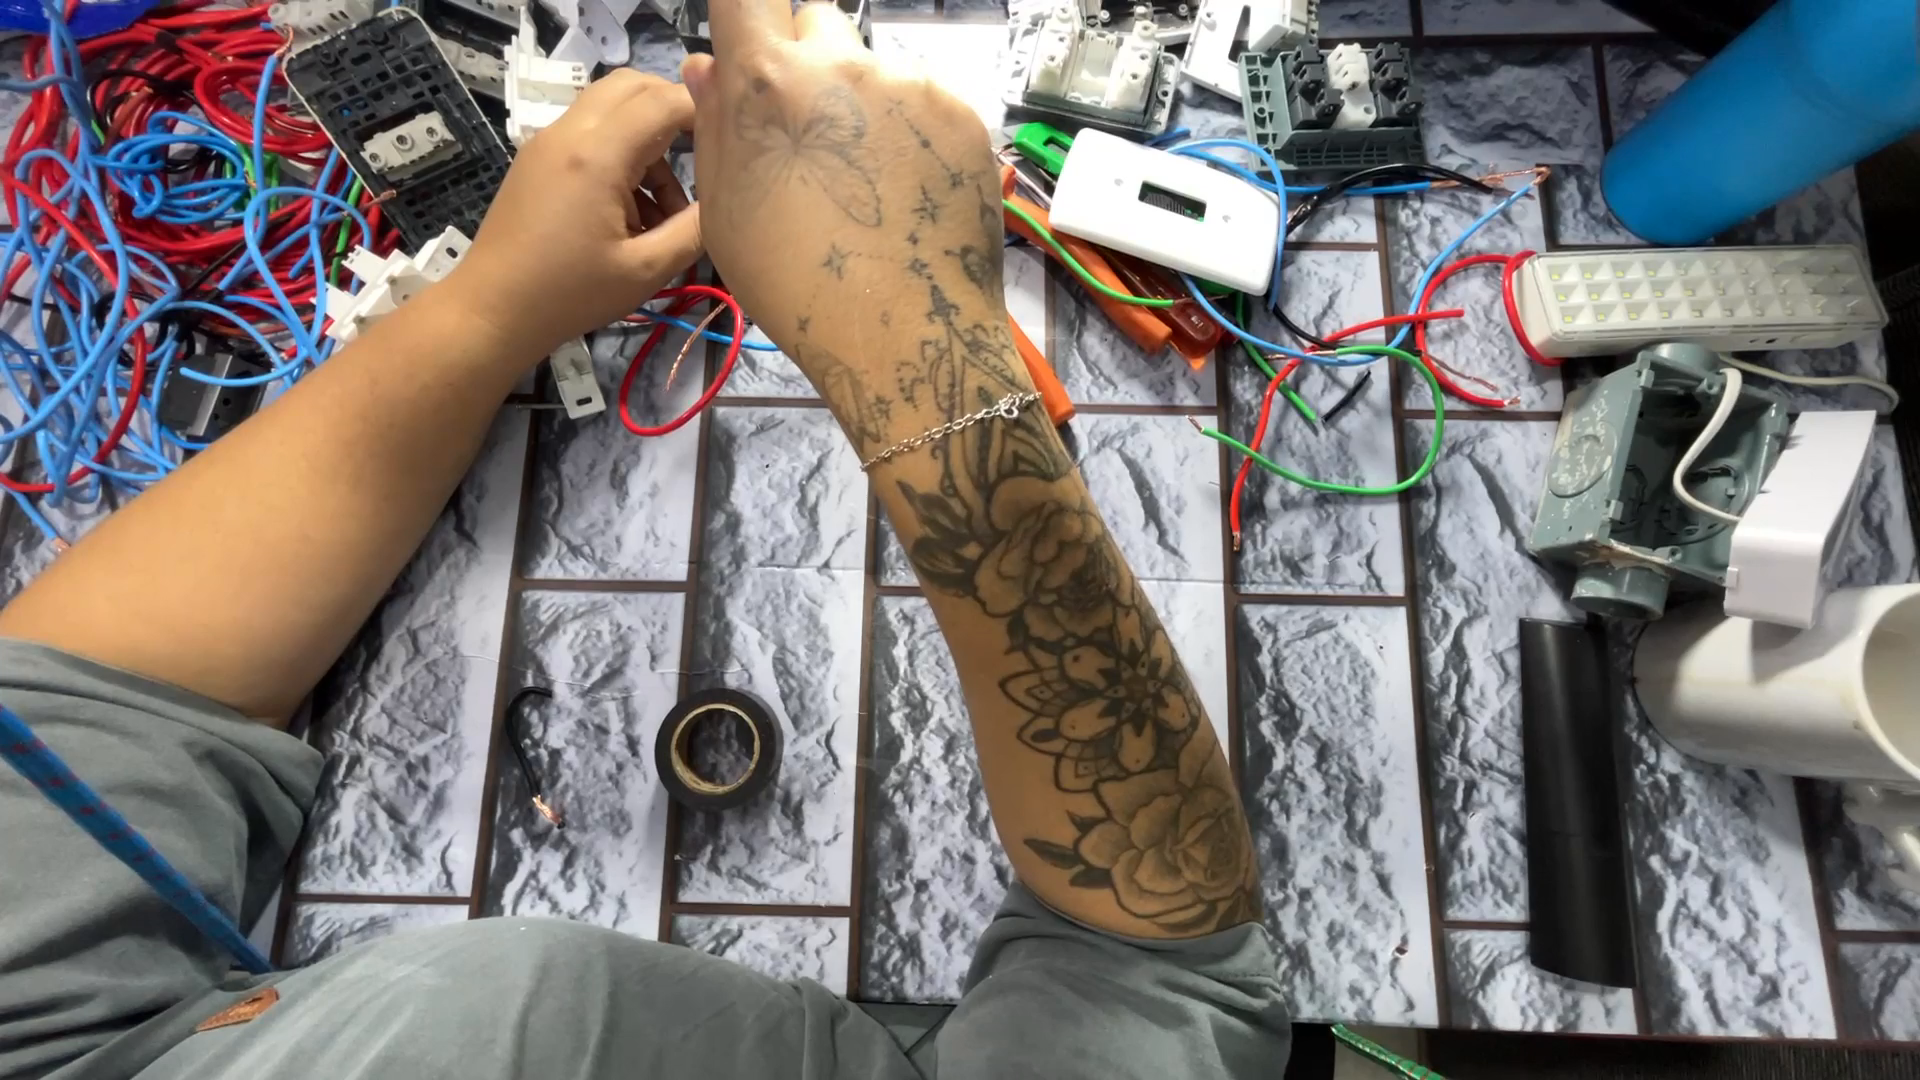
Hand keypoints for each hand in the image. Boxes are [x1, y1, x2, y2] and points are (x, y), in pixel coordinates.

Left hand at [442, 70, 702, 359]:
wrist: (497, 307)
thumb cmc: (573, 293)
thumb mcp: (647, 270)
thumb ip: (692, 231)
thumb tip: (723, 204)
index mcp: (597, 156)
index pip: (660, 102)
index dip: (702, 109)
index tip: (733, 138)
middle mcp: (570, 133)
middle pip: (631, 87)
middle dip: (674, 111)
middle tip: (705, 158)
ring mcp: (549, 143)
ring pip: (613, 112)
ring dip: (651, 145)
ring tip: (668, 211)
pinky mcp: (541, 161)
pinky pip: (593, 138)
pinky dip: (625, 160)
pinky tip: (636, 216)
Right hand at [682, 0, 1028, 454]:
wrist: (907, 340)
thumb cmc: (801, 293)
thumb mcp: (729, 222)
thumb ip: (716, 130)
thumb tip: (709, 69)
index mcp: (768, 84)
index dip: (750, 17)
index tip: (757, 46)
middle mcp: (842, 65)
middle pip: (816, 23)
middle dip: (809, 65)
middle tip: (820, 143)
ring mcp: (913, 89)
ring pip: (878, 74)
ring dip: (869, 110)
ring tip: (879, 192)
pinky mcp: (965, 120)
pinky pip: (929, 110)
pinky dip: (919, 141)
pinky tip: (917, 201)